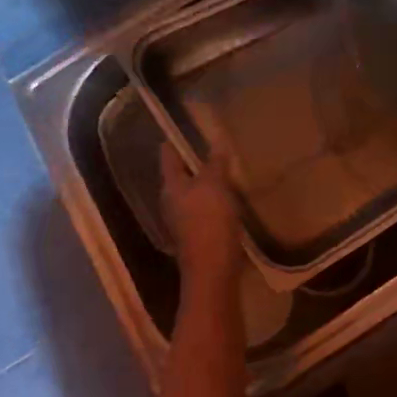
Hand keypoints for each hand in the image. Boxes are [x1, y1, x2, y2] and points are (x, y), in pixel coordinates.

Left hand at [159, 144, 242, 287]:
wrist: (212, 268)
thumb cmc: (209, 219)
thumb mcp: (215, 184)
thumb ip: (215, 162)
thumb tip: (216, 141)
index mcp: (170, 186)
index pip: (168, 156)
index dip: (175, 141)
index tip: (185, 128)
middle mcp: (170, 202)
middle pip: (179, 176)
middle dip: (194, 163)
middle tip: (213, 148)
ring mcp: (182, 220)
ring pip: (192, 194)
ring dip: (205, 184)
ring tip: (225, 172)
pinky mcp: (196, 235)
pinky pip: (203, 210)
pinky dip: (213, 202)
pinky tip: (229, 200)